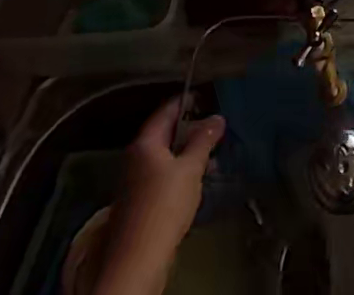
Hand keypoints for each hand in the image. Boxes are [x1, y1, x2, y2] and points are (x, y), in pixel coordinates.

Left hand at [93, 97, 224, 294]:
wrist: (138, 259)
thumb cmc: (164, 205)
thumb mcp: (190, 168)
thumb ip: (204, 141)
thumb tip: (217, 117)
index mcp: (145, 145)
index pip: (165, 112)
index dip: (184, 101)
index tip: (203, 94)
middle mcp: (136, 159)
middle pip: (165, 135)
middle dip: (190, 129)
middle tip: (215, 125)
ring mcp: (136, 182)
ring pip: (166, 157)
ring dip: (188, 152)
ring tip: (214, 151)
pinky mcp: (141, 202)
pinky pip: (164, 175)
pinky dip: (182, 171)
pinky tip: (199, 177)